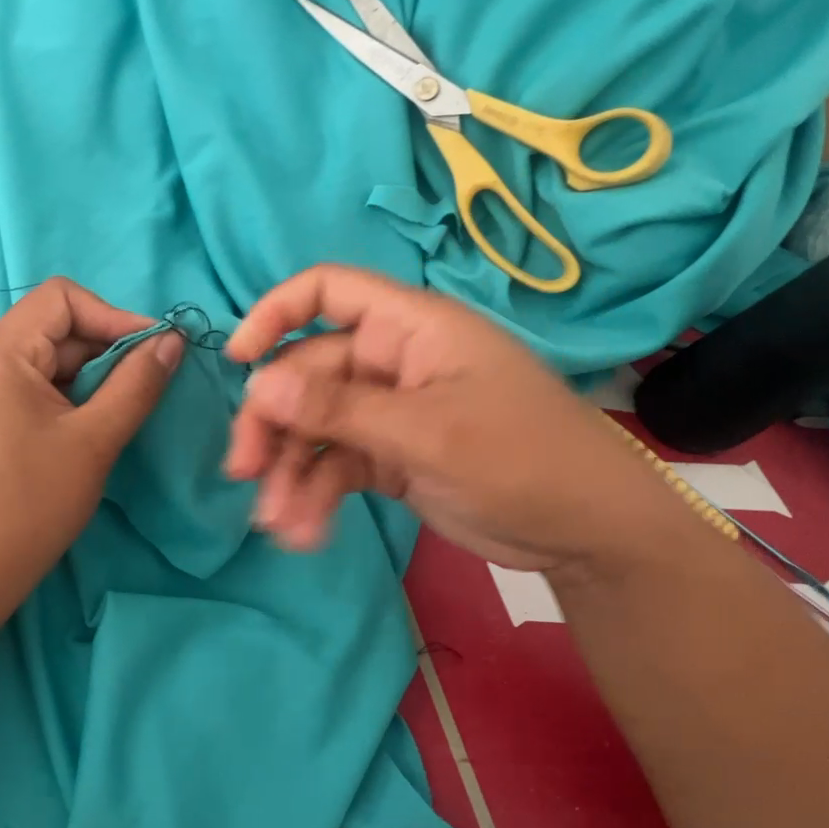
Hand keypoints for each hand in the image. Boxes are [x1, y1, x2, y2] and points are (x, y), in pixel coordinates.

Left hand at [0, 278, 182, 607]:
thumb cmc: (32, 504)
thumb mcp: (95, 440)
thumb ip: (137, 383)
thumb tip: (172, 340)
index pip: (62, 298)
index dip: (114, 316)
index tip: (154, 350)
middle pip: (51, 324)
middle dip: (102, 347)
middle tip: (144, 383)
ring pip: (41, 354)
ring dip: (85, 372)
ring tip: (116, 408)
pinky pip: (24, 379)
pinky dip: (61, 390)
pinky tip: (83, 422)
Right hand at [224, 265, 685, 571]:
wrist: (591, 536)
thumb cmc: (522, 458)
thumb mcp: (427, 432)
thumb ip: (338, 407)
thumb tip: (256, 384)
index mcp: (409, 328)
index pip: (327, 292)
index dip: (275, 314)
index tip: (237, 361)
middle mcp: (391, 361)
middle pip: (305, 374)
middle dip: (274, 424)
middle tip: (244, 472)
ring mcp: (389, 411)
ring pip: (314, 427)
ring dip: (290, 472)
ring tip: (278, 523)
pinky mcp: (390, 457)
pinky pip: (335, 466)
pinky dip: (315, 495)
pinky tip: (303, 533)